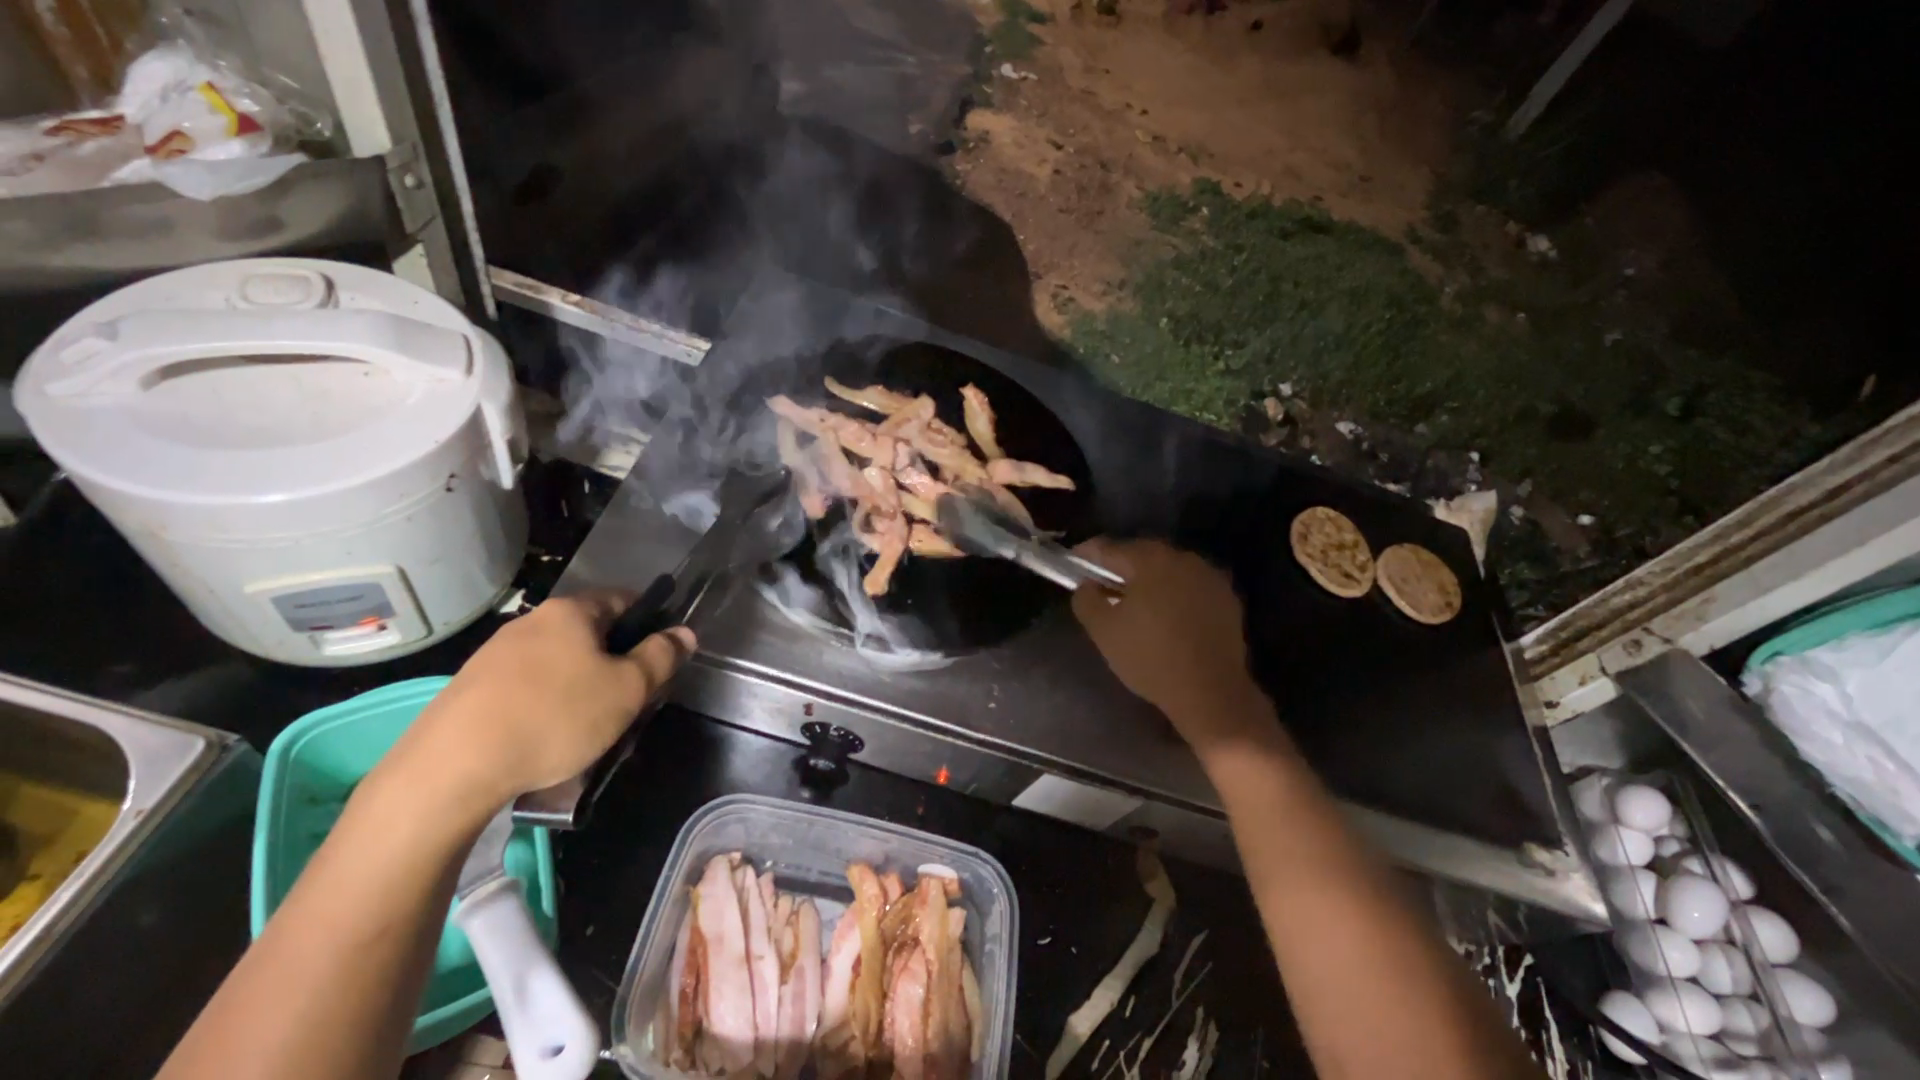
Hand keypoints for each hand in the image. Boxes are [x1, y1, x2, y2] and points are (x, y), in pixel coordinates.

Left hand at [377, 593, 695, 817]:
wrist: (455, 765)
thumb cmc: (556, 717)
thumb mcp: (627, 690)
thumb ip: (660, 658)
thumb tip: (684, 632)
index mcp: (571, 612)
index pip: (623, 598)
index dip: (649, 623)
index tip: (660, 659)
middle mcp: (532, 621)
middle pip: (588, 632)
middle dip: (614, 660)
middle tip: (630, 700)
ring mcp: (496, 653)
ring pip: (557, 661)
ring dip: (579, 684)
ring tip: (589, 726)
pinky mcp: (472, 687)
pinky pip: (526, 686)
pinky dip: (545, 704)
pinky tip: (546, 737)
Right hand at [1071, 538, 1284, 761]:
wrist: (1211, 691)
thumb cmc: (1150, 658)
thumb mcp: (1103, 631)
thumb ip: (1086, 599)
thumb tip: (1086, 584)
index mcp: (1150, 560)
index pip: (1108, 548)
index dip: (1086, 555)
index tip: (1072, 566)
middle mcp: (1183, 558)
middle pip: (1142, 555)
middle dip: (1119, 567)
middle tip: (1102, 586)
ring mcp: (1209, 576)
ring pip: (1169, 570)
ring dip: (1149, 580)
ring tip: (1136, 603)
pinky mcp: (1227, 598)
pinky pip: (1190, 587)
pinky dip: (1175, 594)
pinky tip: (1168, 618)